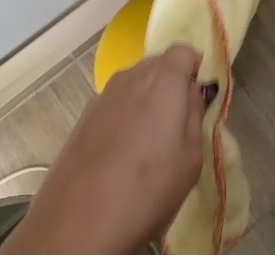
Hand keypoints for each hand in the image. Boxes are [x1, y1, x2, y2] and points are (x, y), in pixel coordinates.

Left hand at [4, 45, 207, 253]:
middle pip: (157, 64)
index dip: (194, 69)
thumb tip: (192, 91)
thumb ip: (195, 114)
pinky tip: (121, 155)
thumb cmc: (147, 190)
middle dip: (171, 83)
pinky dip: (123, 116)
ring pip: (134, 84)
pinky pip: (114, 104)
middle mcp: (131, 76)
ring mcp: (103, 95)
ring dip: (146, 100)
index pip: (184, 51)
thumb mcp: (190, 157)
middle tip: (176, 124)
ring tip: (147, 143)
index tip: (197, 99)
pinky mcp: (82, 117)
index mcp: (163, 80)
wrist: (77, 224)